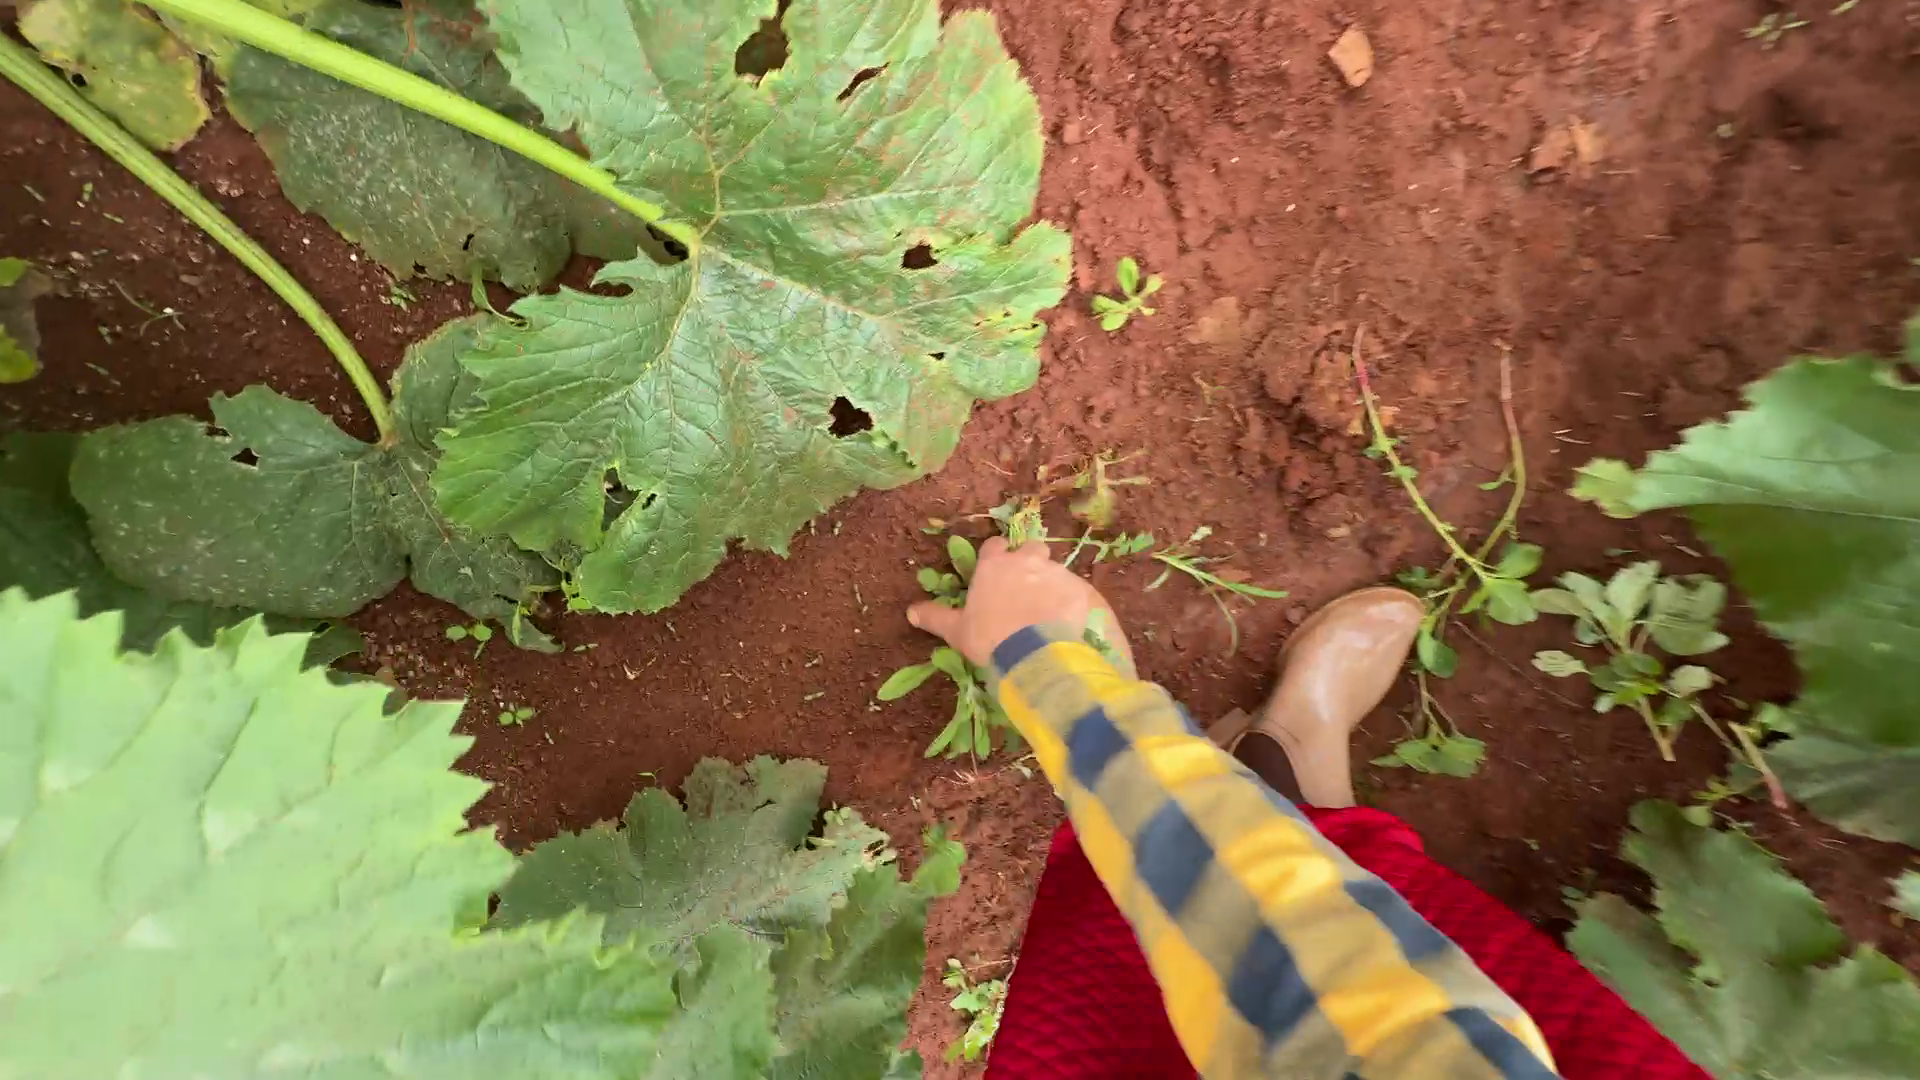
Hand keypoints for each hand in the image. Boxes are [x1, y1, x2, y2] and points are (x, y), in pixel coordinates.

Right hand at [908, 537, 1124, 667]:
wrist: (1036, 654)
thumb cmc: (991, 638)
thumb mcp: (957, 631)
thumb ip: (935, 618)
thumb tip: (911, 612)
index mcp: (994, 566)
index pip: (994, 546)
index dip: (997, 556)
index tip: (996, 570)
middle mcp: (1026, 561)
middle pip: (1031, 549)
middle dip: (1030, 561)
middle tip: (1026, 587)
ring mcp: (1056, 573)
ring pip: (1055, 570)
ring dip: (1051, 583)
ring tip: (1048, 611)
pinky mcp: (1080, 590)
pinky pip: (1077, 590)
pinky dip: (1072, 602)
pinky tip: (1069, 622)